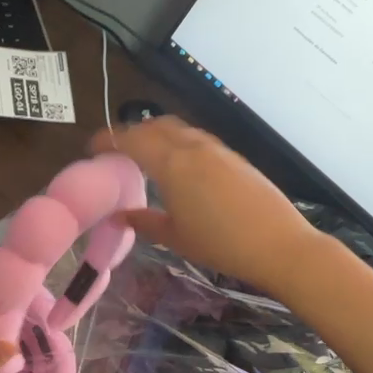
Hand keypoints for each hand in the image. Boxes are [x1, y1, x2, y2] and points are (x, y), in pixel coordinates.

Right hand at [93, 116, 332, 295]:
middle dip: (131, 133)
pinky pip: (197, 140)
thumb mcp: (175, 237)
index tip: (92, 149)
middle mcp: (192, 148)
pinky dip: (178, 143)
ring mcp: (217, 150)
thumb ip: (144, 221)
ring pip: (178, 130)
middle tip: (117, 150)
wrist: (280, 245)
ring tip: (146, 155)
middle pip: (154, 126)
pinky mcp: (234, 158)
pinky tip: (179, 166)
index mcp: (171, 164)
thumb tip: (119, 215)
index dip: (107, 140)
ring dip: (156, 135)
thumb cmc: (220, 244)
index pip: (130, 140)